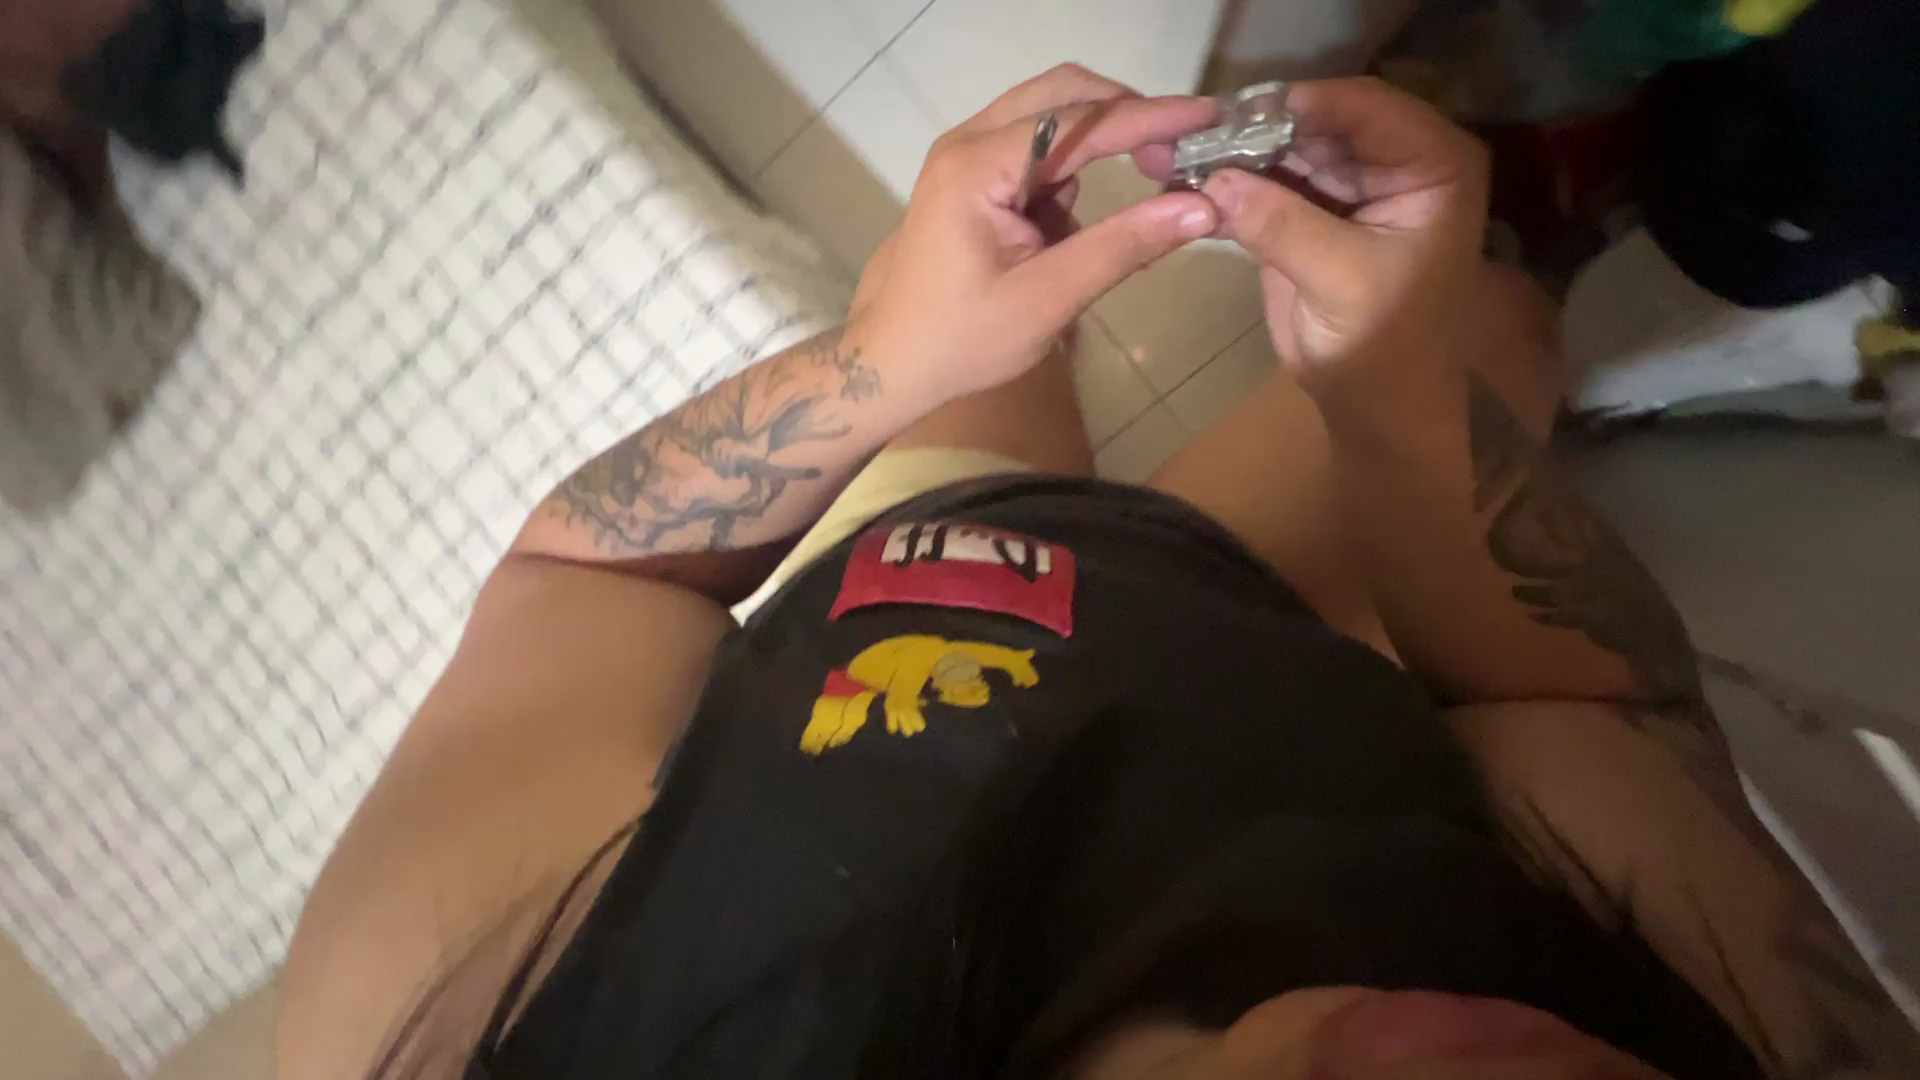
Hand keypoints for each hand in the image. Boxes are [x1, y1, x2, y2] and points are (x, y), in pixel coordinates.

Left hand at [848, 64, 1221, 399]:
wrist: (894, 364)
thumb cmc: (962, 342)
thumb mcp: (1047, 300)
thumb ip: (1121, 248)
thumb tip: (1200, 209)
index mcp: (977, 166)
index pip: (1080, 119)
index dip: (1150, 116)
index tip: (1208, 119)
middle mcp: (966, 144)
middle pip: (1063, 97)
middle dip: (1121, 123)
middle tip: (1170, 161)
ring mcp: (963, 160)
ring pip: (1049, 128)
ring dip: (1084, 166)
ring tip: (1070, 245)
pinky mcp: (968, 181)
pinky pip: (1031, 161)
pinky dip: (1057, 191)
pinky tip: (1044, 248)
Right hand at [1201, 78, 1491, 390]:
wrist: (1369, 395)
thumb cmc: (1382, 340)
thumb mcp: (1342, 279)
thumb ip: (1284, 226)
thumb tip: (1213, 183)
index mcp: (1426, 162)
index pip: (1364, 108)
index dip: (1301, 105)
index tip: (1234, 115)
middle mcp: (1384, 161)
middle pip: (1314, 124)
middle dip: (1251, 129)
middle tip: (1186, 133)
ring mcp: (1337, 188)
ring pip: (1279, 153)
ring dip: (1227, 156)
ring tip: (1171, 154)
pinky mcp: (1299, 217)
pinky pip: (1259, 189)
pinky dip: (1223, 189)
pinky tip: (1181, 183)